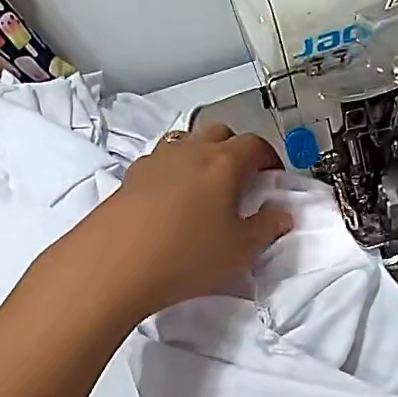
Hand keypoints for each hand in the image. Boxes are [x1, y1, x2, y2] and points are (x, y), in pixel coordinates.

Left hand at [38, 121, 292, 324]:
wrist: (114, 263)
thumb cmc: (185, 255)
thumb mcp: (238, 250)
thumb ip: (266, 229)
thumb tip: (282, 215)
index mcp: (224, 162)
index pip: (255, 145)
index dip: (268, 157)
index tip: (272, 175)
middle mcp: (191, 151)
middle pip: (220, 132)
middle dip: (236, 149)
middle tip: (242, 178)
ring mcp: (157, 159)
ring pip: (187, 141)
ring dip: (202, 153)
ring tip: (206, 184)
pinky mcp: (132, 174)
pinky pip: (161, 159)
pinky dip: (173, 168)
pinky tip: (171, 197)